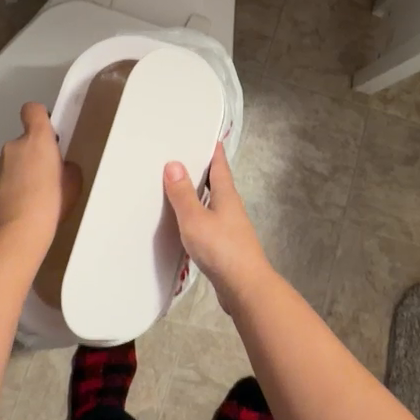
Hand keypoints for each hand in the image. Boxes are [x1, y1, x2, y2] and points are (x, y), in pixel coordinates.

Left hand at [0, 103, 77, 252]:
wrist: (15, 234)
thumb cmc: (50, 203)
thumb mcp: (72, 181)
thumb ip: (66, 167)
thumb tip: (59, 168)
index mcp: (36, 139)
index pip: (33, 110)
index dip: (41, 116)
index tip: (51, 132)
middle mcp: (13, 147)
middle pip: (25, 140)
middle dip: (36, 152)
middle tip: (50, 174)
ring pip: (14, 160)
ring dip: (24, 171)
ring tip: (37, 195)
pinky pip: (6, 179)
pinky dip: (14, 187)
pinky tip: (25, 206)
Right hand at [163, 145, 271, 312]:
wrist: (244, 287)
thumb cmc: (221, 249)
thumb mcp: (195, 219)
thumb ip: (183, 194)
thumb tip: (174, 163)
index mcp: (226, 194)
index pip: (220, 164)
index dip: (212, 149)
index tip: (201, 133)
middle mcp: (231, 206)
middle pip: (216, 182)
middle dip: (201, 169)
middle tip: (179, 157)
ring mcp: (230, 226)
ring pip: (212, 202)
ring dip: (197, 193)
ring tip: (176, 187)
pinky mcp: (225, 245)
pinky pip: (208, 221)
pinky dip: (196, 215)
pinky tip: (184, 223)